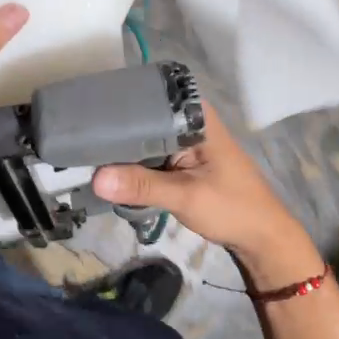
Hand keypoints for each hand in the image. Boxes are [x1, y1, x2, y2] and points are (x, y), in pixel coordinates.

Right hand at [92, 105, 322, 287]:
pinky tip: (107, 168)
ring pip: (143, 138)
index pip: (147, 98)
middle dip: (113, 131)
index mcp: (194, 114)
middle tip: (74, 138)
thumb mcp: (185, 196)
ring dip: (120, 149)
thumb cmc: (232, 208)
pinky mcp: (180, 160)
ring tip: (82, 150)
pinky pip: (149, 154)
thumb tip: (96, 178)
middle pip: (141, 119)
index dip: (115, 107)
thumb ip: (142, 185)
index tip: (82, 116)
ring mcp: (184, 140)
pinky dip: (132, 163)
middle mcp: (187, 120)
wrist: (264, 240)